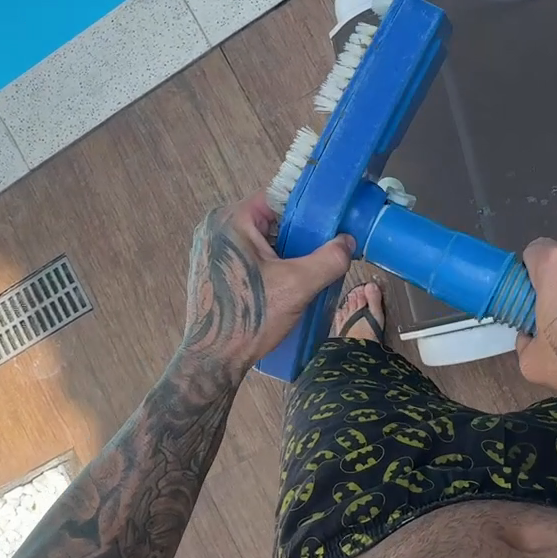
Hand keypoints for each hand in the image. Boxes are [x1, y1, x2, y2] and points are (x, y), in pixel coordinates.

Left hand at [178, 193, 353, 376]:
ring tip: (307, 270)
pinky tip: (285, 284)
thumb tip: (348, 243)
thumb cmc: (250, 317)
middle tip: (322, 249)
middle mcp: (214, 230)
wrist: (214, 359)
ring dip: (284, 253)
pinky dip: (268, 265)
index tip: (329, 222)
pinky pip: (247, 258)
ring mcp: (209, 252)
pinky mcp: (210, 272)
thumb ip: (329, 259)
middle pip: (268, 220)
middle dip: (297, 234)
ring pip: (258, 241)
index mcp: (230, 220)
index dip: (306, 208)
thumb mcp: (299, 285)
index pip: (276, 198)